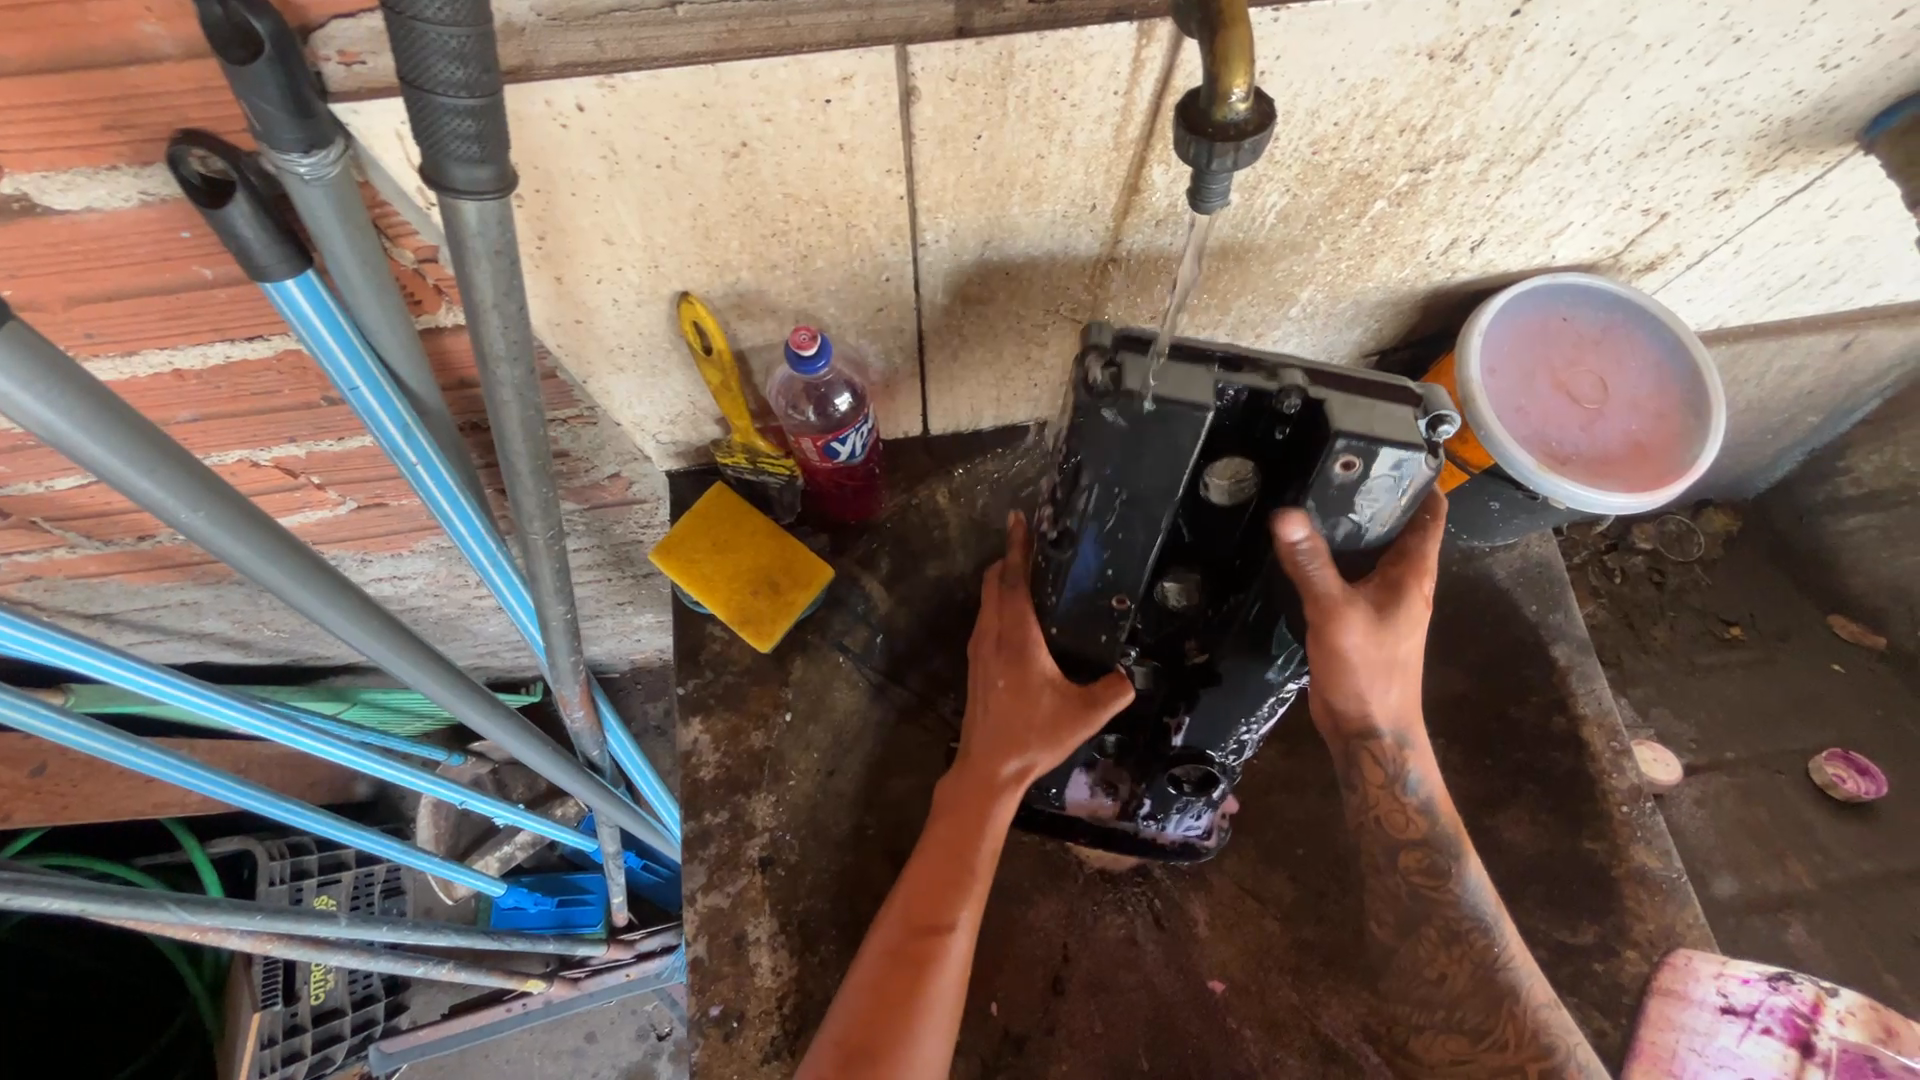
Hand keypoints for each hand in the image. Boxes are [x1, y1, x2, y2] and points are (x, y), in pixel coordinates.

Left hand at [954, 512, 1135, 791]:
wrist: (988, 768)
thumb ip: (1114, 690)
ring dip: (1003, 581)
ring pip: (986, 600)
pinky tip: (1019, 617)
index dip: (1017, 547)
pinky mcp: (975, 664)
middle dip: (1010, 557)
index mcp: (1017, 638)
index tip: (1017, 518)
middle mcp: (992, 635)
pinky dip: (999, 603)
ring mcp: (979, 649)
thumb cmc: (1034, 736)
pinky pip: (985, 618)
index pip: (1014, 580)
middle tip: (1034, 544)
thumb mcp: (1084, 714)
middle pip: (994, 582)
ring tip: (1030, 574)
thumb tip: (1131, 674)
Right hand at [1269, 489, 1446, 743]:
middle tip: (1334, 466)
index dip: (1418, 479)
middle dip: (1372, 497)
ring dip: (1348, 529)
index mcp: (1414, 572)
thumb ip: (1310, 563)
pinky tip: (1301, 551)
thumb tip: (1285, 514)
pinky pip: (1346, 576)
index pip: (1429, 512)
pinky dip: (1330, 559)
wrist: (1368, 730)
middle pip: (1395, 527)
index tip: (1390, 449)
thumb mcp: (1335, 611)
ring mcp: (1380, 600)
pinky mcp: (1356, 618)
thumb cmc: (1367, 670)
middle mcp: (1402, 581)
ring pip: (1368, 552)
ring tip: (1312, 497)